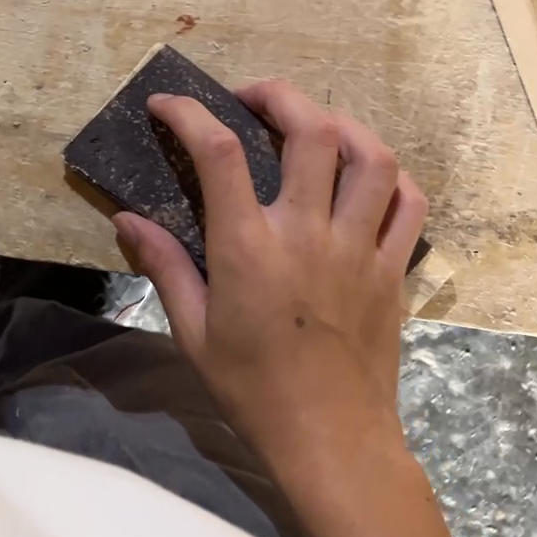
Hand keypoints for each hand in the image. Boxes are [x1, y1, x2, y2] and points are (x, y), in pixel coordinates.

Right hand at [112, 81, 428, 473]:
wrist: (332, 439)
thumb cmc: (248, 384)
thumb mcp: (190, 327)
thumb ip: (163, 264)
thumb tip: (126, 218)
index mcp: (248, 247)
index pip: (219, 153)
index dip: (188, 114)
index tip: (164, 104)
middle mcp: (309, 235)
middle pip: (312, 134)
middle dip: (277, 97)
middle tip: (246, 97)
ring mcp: (362, 250)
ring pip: (373, 158)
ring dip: (338, 124)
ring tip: (306, 122)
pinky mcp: (395, 270)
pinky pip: (410, 203)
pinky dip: (387, 172)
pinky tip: (358, 171)